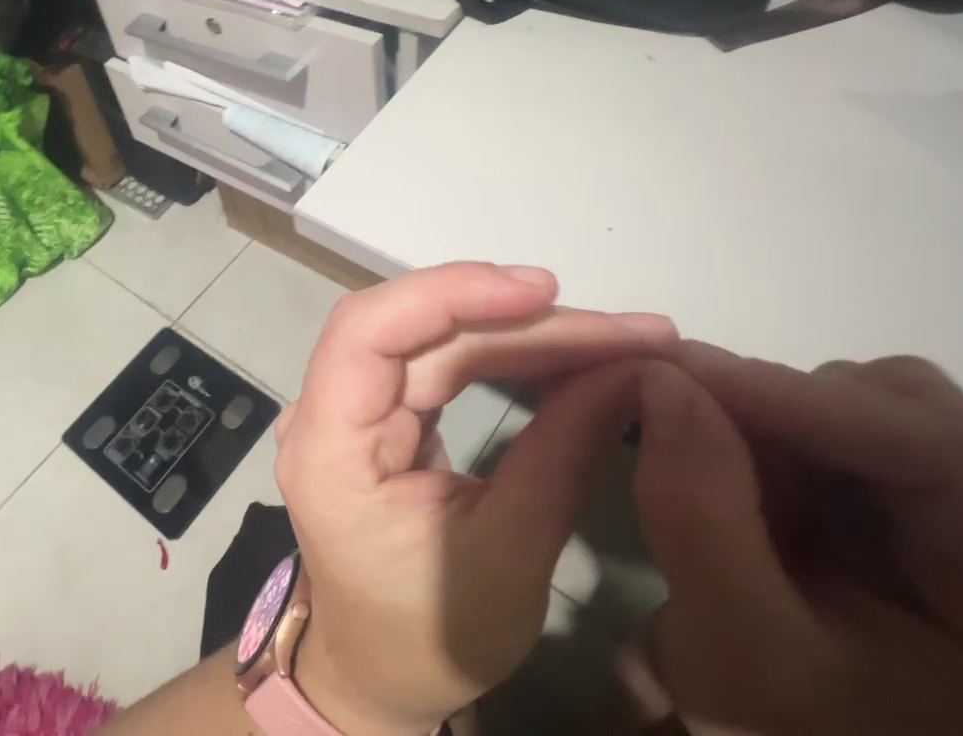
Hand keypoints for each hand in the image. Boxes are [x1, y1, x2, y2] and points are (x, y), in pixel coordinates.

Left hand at [273, 262, 677, 735]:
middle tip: (629, 330)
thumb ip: (560, 452)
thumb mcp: (508, 554)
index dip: (448, 294)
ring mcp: (356, 409)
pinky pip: (445, 367)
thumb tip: (634, 370)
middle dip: (521, 323)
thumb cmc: (430, 634)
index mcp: (328, 445)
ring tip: (621, 337)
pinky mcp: (386, 416)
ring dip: (526, 336)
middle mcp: (330, 411)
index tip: (542, 289)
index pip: (367, 332)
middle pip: (417, 332)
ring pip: (438, 343)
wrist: (381, 673)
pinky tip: (569, 352)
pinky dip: (508, 358)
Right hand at [633, 345, 962, 735]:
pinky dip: (772, 458)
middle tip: (666, 427)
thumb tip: (659, 380)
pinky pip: (843, 453)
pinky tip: (736, 503)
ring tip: (704, 486)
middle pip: (904, 416)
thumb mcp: (741, 656)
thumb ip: (699, 517)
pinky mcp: (924, 532)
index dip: (799, 395)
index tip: (674, 371)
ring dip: (766, 432)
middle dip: (773, 412)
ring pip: (866, 418)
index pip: (942, 448)